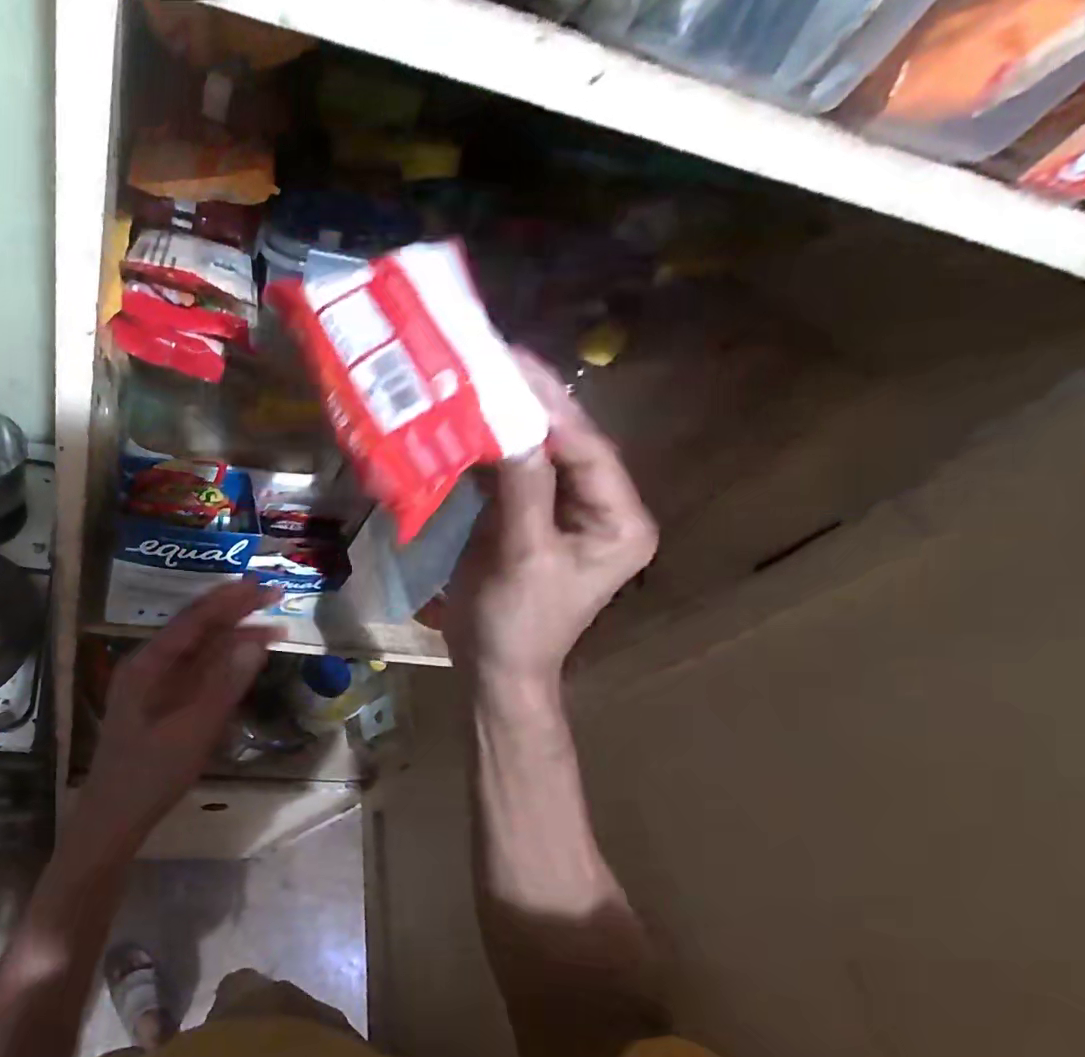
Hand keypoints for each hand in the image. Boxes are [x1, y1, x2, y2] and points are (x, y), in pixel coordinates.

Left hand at [72, 581, 283, 854]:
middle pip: (194, 630)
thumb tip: (256, 642)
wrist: (112, 819)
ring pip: (197, 651)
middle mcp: (148, 666)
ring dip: (231, 637)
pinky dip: (221, 664)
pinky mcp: (162, 705)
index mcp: (146, 665)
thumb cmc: (148, 776)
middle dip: (232, 611)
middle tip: (272, 594)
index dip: (227, 600)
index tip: (259, 584)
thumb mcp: (192, 732)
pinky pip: (195, 674)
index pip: (192, 621)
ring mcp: (153, 686)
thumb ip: (224, 686)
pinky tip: (242, 659)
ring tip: (268, 624)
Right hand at [439, 354, 655, 691]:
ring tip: (479, 381)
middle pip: (567, 446)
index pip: (589, 451)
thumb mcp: (524, 556)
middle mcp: (598, 509)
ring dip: (508, 423)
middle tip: (497, 360)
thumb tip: (515, 429)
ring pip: (538, 456)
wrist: (494, 667)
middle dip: (533, 406)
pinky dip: (489, 452)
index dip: (554, 409)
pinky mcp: (526, 518)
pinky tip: (466, 425)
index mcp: (618, 520)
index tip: (517, 367)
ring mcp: (561, 513)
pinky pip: (511, 475)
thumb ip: (524, 491)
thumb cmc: (517, 621)